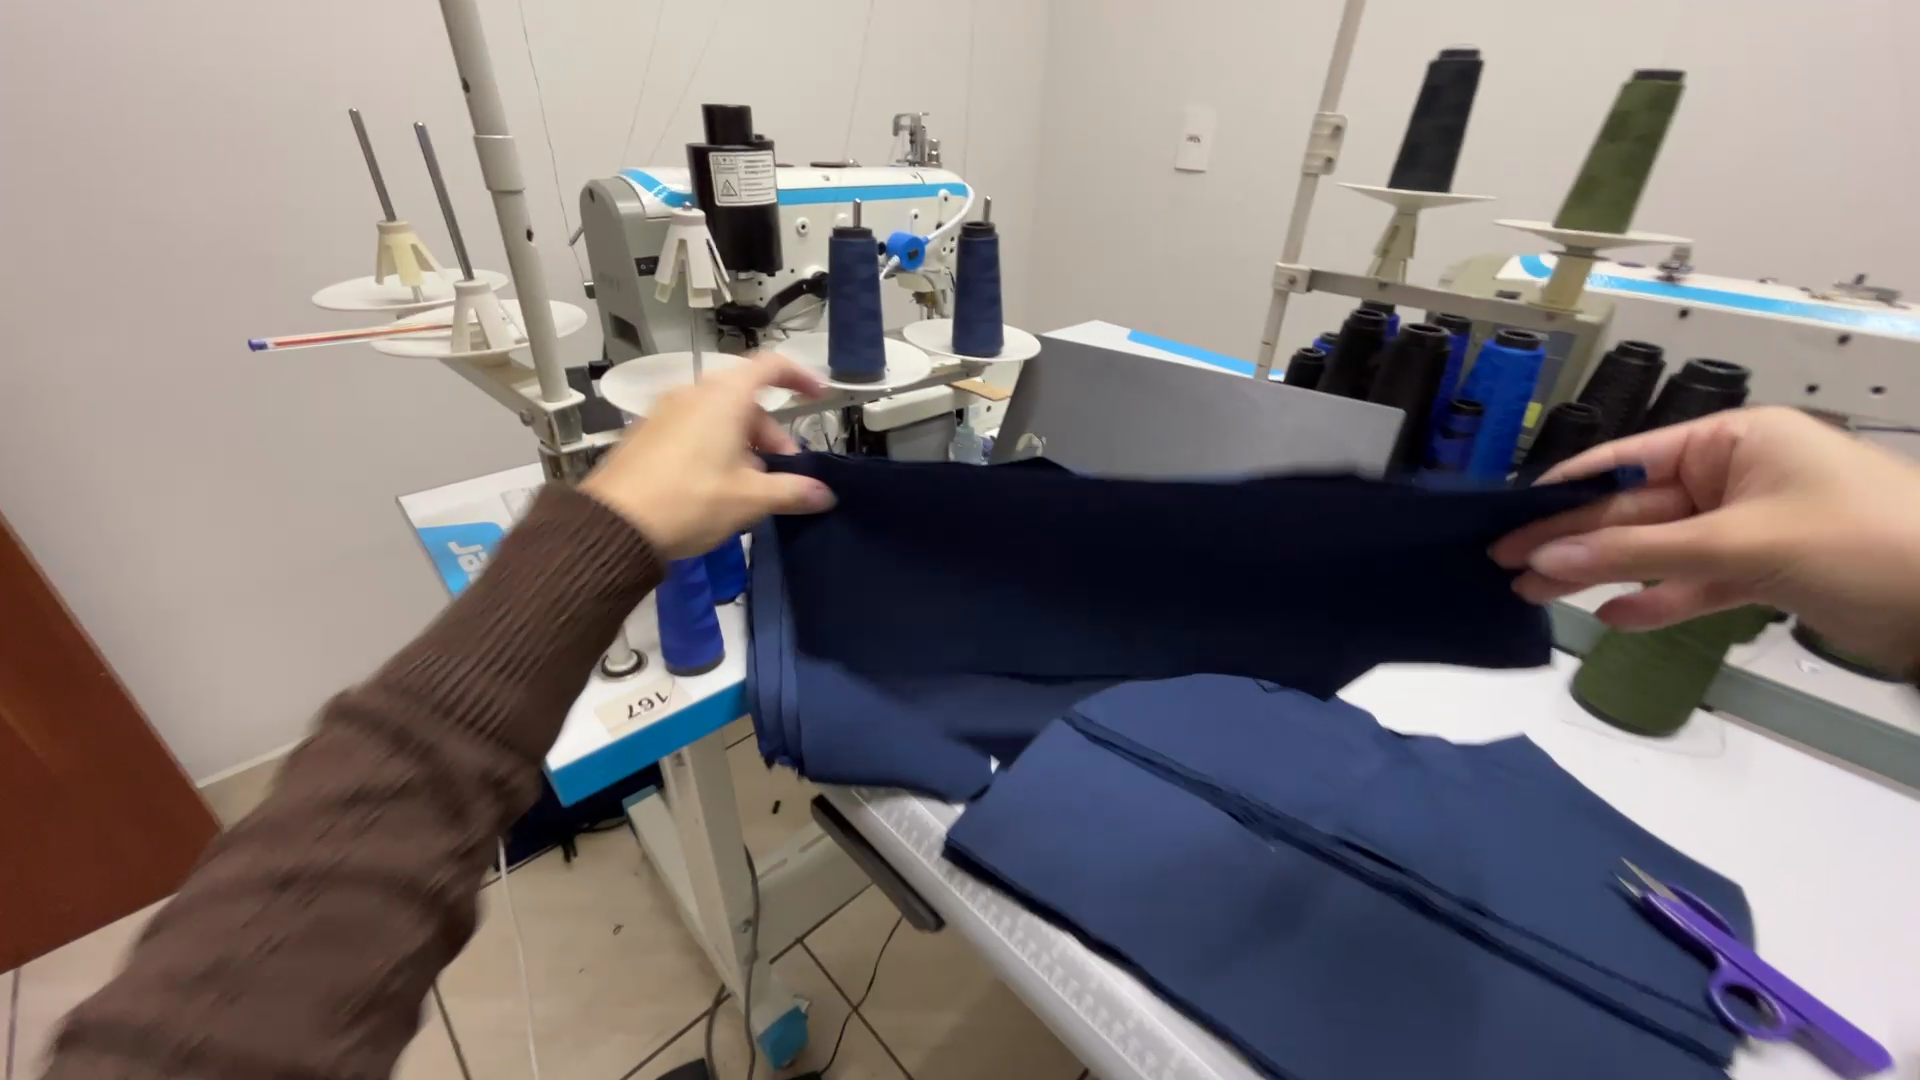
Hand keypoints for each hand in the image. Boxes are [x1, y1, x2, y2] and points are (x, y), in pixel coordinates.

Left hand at [581, 353, 834, 558]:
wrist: (613, 526)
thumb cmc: (690, 500)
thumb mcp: (750, 499)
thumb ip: (793, 491)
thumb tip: (824, 494)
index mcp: (724, 397)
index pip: (771, 367)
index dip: (800, 377)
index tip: (818, 395)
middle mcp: (694, 394)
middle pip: (747, 402)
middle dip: (773, 434)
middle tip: (784, 473)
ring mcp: (666, 412)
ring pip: (720, 418)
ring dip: (746, 446)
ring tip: (751, 487)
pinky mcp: (647, 434)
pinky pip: (695, 430)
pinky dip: (717, 449)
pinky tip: (718, 488)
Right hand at [1489, 406, 1919, 672]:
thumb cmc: (1868, 544)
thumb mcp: (1742, 544)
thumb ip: (1633, 553)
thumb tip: (1541, 558)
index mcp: (1732, 443)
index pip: (1624, 462)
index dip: (1563, 491)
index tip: (1507, 517)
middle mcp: (1733, 478)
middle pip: (1630, 512)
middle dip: (1570, 542)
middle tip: (1503, 565)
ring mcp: (1747, 527)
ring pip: (1652, 550)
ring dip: (1597, 574)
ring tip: (1532, 594)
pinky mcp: (1762, 571)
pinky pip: (1692, 583)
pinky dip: (1655, 601)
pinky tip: (1612, 618)